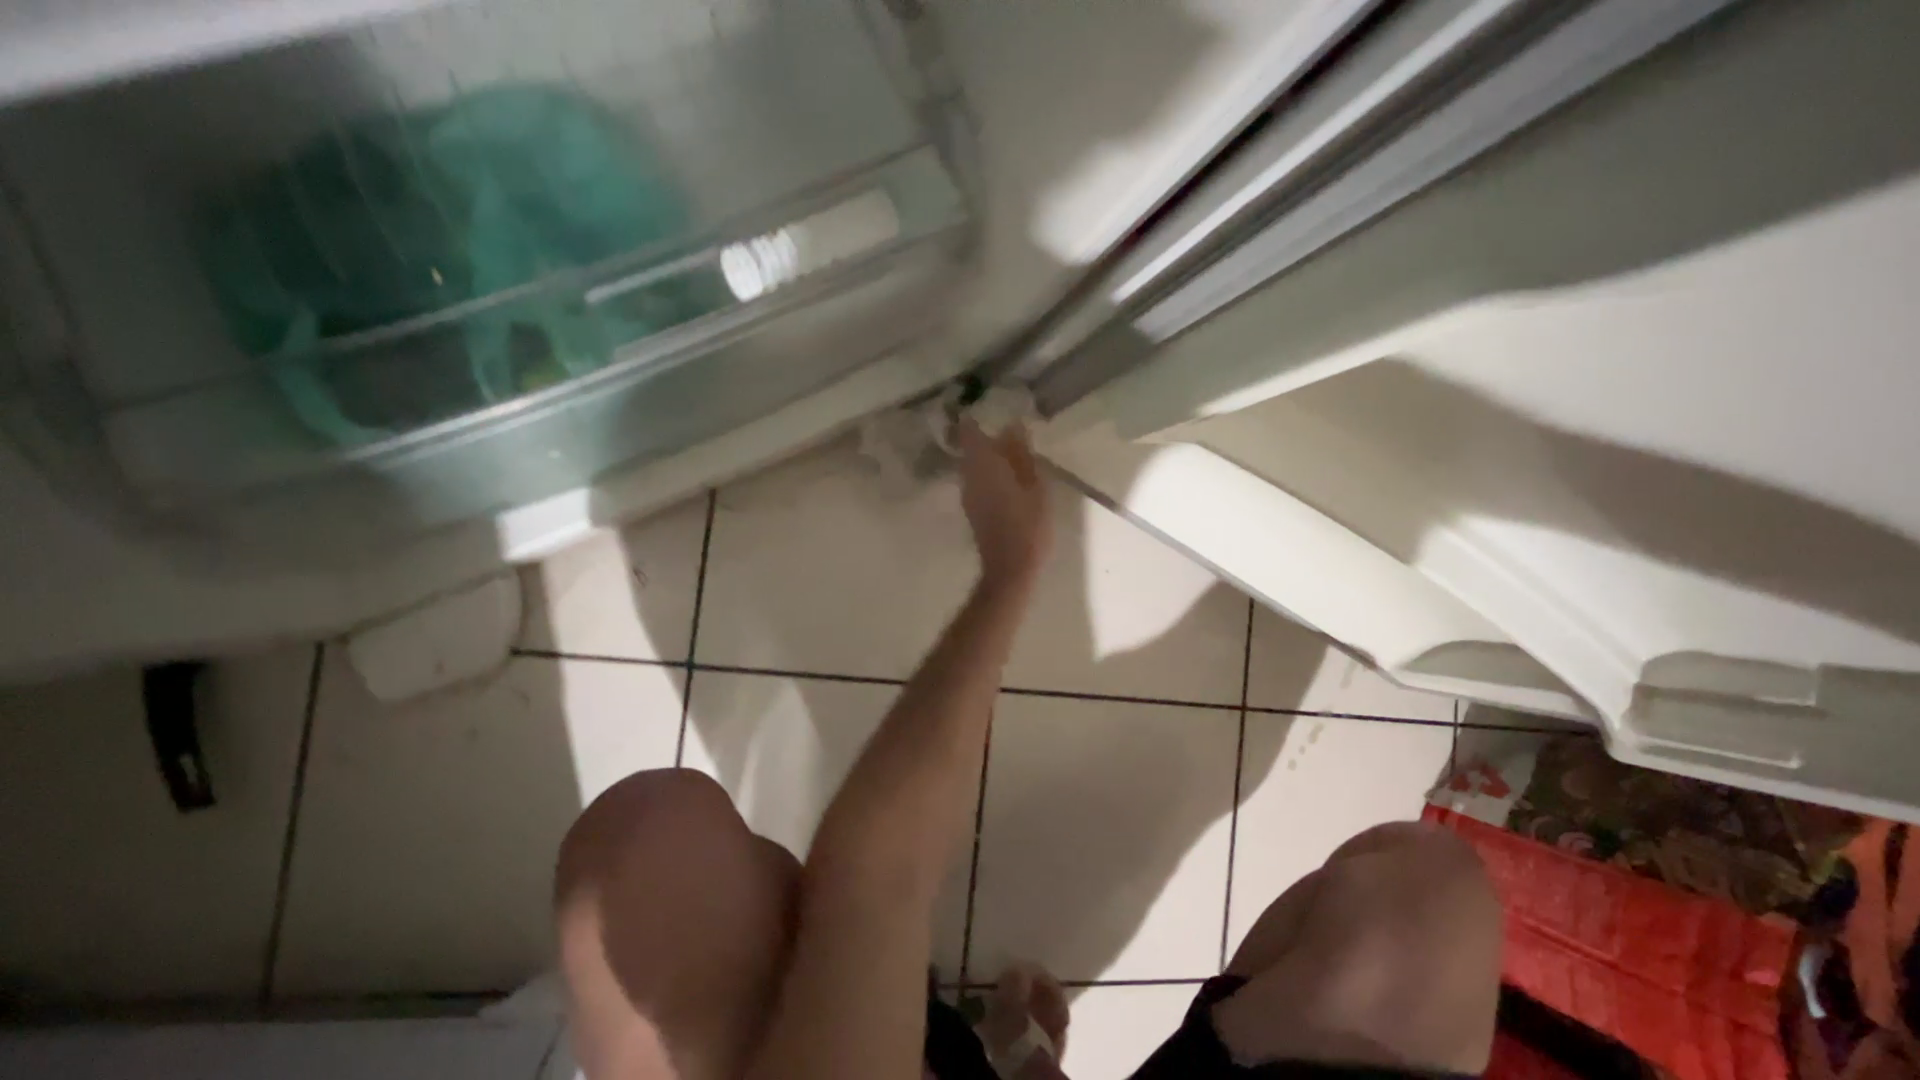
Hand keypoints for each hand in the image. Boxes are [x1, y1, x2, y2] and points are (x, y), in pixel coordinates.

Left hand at [956, 419, 1052, 586]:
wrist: (1009, 569)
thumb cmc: (1028, 526)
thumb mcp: (1035, 487)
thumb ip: (1022, 456)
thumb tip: (1014, 426)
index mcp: (983, 466)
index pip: (968, 432)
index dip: (973, 419)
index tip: (988, 411)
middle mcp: (968, 476)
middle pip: (970, 448)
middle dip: (985, 439)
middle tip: (1009, 433)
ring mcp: (967, 494)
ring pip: (972, 465)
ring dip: (988, 457)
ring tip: (1013, 455)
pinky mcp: (971, 509)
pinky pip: (976, 481)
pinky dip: (988, 474)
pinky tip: (1008, 479)